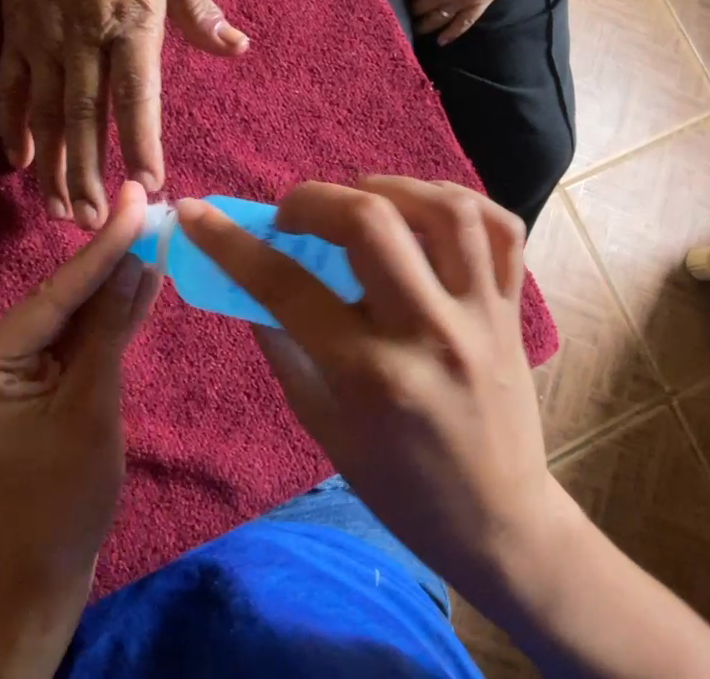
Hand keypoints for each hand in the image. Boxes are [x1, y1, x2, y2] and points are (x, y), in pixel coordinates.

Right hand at [0, 0, 249, 229]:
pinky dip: (11, 124)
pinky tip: (18, 161)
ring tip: (58, 211)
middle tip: (95, 223)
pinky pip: (8, 86)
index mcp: (130, 21)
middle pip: (84, 116)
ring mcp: (42, 39)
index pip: (136, 93)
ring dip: (52, 165)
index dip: (140, 139)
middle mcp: (82, 38)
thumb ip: (199, 10)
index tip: (148, 183)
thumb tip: (238, 47)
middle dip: (88, 173)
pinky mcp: (14, 34)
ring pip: (45, 112)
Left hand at [0, 181, 161, 612]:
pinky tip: (138, 286)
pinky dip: (104, 322)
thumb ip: (110, 331)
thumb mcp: (93, 409)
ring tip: (152, 237)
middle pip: (59, 302)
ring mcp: (6, 372)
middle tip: (148, 210)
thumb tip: (137, 263)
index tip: (135, 202)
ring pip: (68, 319)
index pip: (53, 297)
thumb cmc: (67, 499)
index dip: (101, 249)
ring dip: (111, 287)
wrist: (47, 570)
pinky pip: (70, 344)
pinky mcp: (28, 384)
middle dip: (108, 262)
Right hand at [177, 178, 555, 587]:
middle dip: (311, 199)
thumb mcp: (322, 422)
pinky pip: (499, 228)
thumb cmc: (397, 483)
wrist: (496, 521)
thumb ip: (282, 345)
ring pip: (442, 211)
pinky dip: (456, 201)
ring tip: (357, 201)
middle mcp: (428, 332)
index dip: (229, 242)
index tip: (196, 214)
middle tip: (290, 217)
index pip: (285, 285)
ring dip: (386, 188)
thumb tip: (247, 282)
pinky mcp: (513, 309)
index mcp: (369, 373)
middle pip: (368, 222)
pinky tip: (419, 211)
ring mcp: (481, 315)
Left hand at [406, 0, 538, 44]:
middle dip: (409, 10)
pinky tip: (440, 41)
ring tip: (414, 30)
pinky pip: (463, 24)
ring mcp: (462, 1)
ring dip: (423, 27)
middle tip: (402, 13)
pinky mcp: (481, 3)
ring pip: (437, 20)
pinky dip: (451, 34)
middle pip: (418, 9)